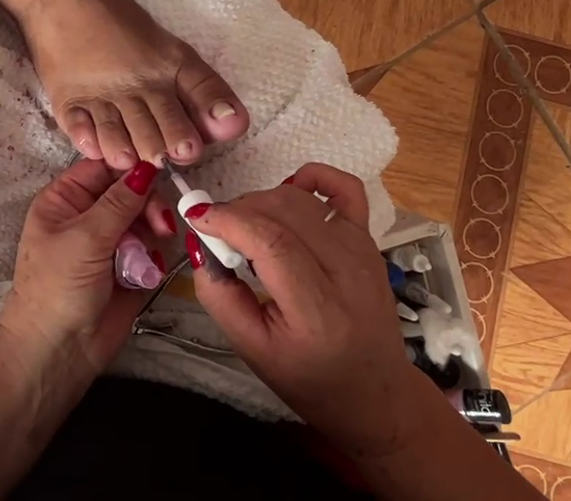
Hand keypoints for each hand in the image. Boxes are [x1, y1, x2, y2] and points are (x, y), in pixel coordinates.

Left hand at [0, 159, 162, 373]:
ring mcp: (109, 242)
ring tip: (154, 248)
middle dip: (148, 204)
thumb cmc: (57, 286)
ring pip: (145, 220)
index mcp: (65, 198)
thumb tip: (146, 166)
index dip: (130, 163)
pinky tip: (148, 272)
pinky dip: (153, 257)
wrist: (58, 351)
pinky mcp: (128, 268)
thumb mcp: (84, 237)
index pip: (103, 166)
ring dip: (153, 231)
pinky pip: (151, 250)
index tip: (160, 164)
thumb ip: (118, 202)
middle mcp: (88, 215)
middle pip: (130, 191)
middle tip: (161, 224)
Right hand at [187, 162, 426, 458]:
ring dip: (262, 200)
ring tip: (246, 227)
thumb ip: (219, 295)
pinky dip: (313, 177)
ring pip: (302, 199)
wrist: (375, 393)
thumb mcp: (251, 349)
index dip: (228, 220)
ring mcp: (363, 251)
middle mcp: (348, 273)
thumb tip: (201, 243)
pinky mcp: (369, 240)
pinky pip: (344, 188)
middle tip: (217, 232)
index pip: (271, 242)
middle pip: (283, 212)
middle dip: (238, 210)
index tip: (195, 218)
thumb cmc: (309, 378)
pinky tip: (288, 189)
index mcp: (319, 312)